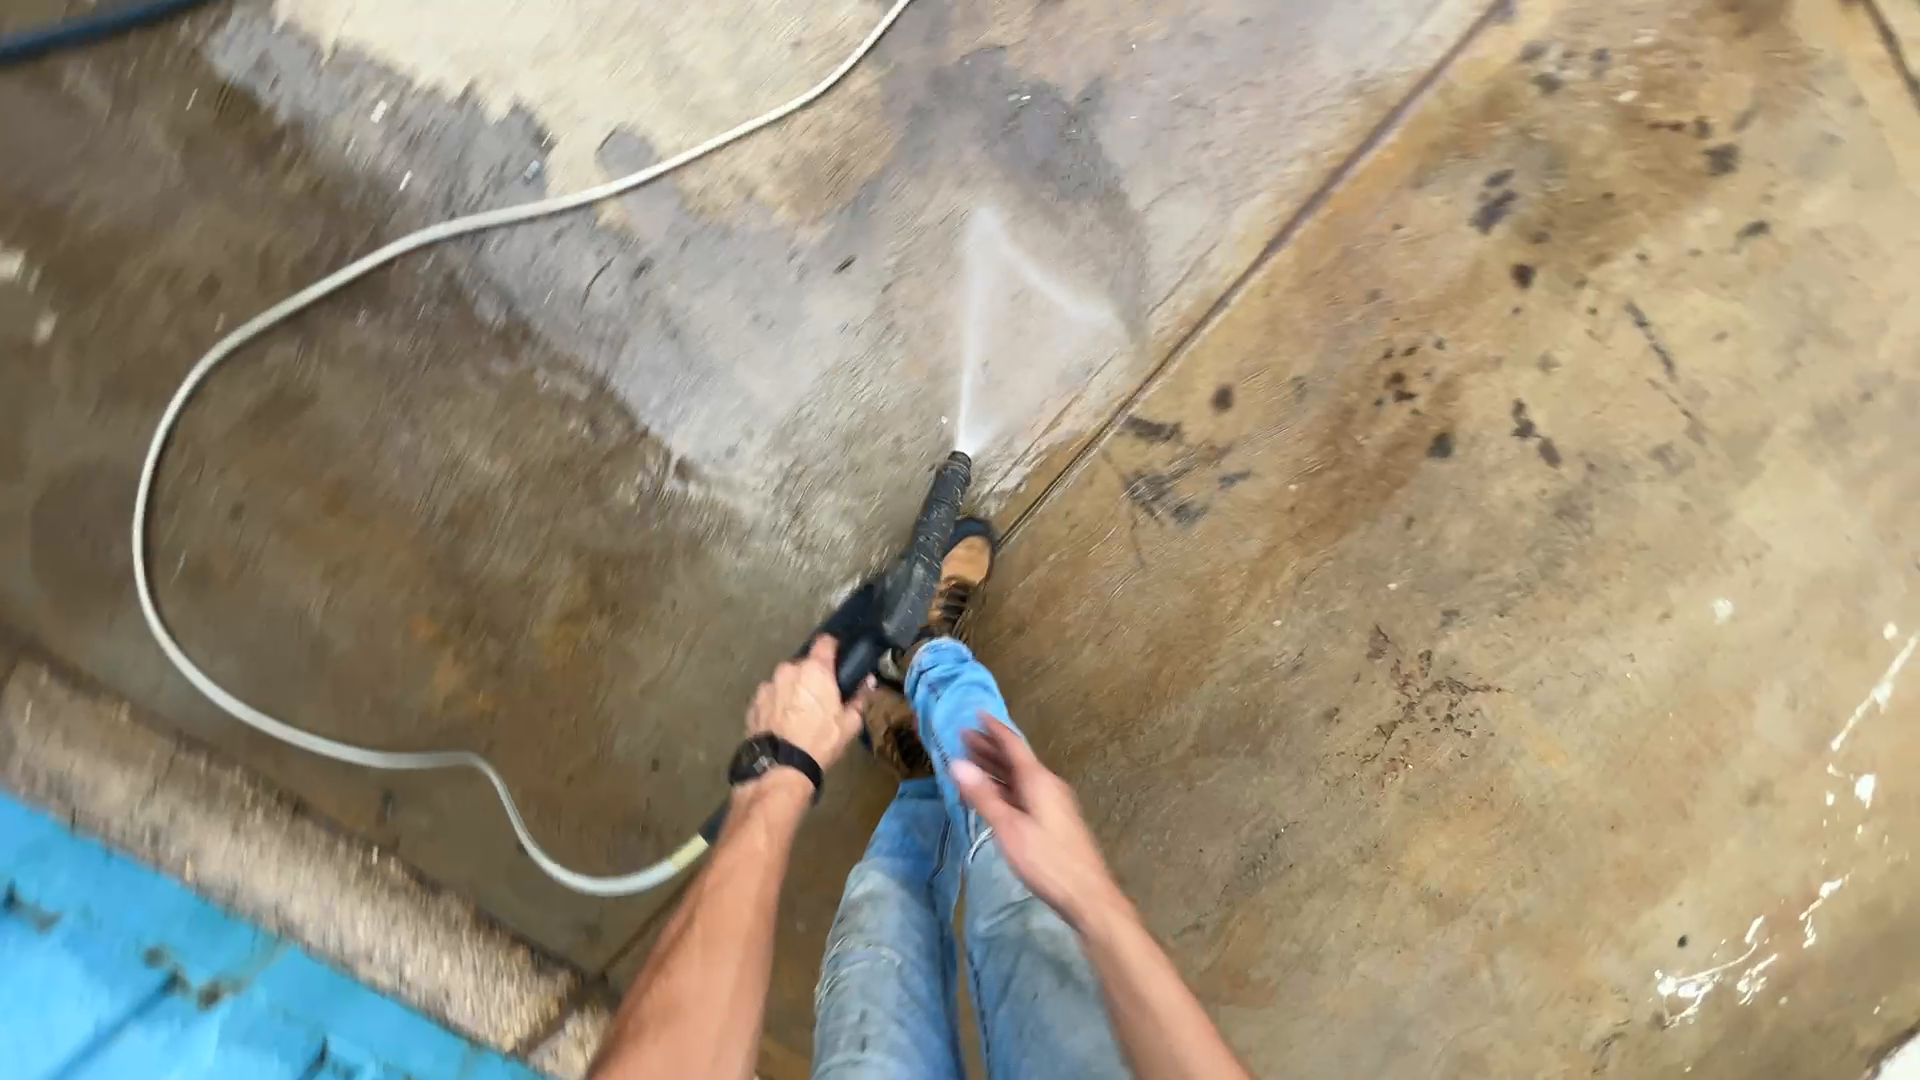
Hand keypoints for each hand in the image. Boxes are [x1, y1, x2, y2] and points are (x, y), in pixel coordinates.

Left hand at [744, 636, 865, 774]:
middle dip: (810, 677)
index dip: (832, 647)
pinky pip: (769, 697)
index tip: (836, 658)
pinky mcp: (753, 703)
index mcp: (815, 670)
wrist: (781, 767)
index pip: (825, 641)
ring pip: (784, 681)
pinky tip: (781, 723)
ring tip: (797, 714)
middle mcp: (788, 670)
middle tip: (819, 697)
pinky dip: (776, 704)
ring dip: (791, 690)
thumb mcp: (849, 724)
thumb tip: (867, 682)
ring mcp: (767, 686)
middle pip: (803, 665)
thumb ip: (858, 698)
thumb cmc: (820, 741)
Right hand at [951, 716, 1123, 927]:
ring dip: (996, 768)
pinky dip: (1004, 787)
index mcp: (1038, 779)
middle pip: (1015, 759)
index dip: (994, 729)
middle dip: (989, 748)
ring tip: (972, 761)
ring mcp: (1052, 802)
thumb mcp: (1009, 828)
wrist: (1087, 895)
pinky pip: (1024, 792)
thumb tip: (957, 764)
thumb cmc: (1047, 860)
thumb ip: (983, 796)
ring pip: (1019, 777)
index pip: (1013, 744)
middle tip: (964, 737)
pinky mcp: (1052, 819)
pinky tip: (992, 794)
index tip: (976, 713)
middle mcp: (1046, 784)